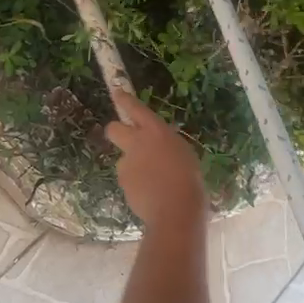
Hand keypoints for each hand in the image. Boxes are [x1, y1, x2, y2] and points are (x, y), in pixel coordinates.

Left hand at [105, 87, 207, 229]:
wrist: (175, 210)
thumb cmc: (189, 179)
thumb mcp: (184, 154)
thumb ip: (167, 146)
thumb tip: (159, 149)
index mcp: (156, 131)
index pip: (136, 109)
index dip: (125, 99)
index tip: (117, 92)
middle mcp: (137, 143)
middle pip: (113, 129)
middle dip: (117, 131)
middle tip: (128, 141)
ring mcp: (127, 163)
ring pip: (124, 160)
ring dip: (134, 167)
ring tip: (153, 183)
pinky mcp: (123, 183)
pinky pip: (129, 180)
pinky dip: (137, 185)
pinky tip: (151, 196)